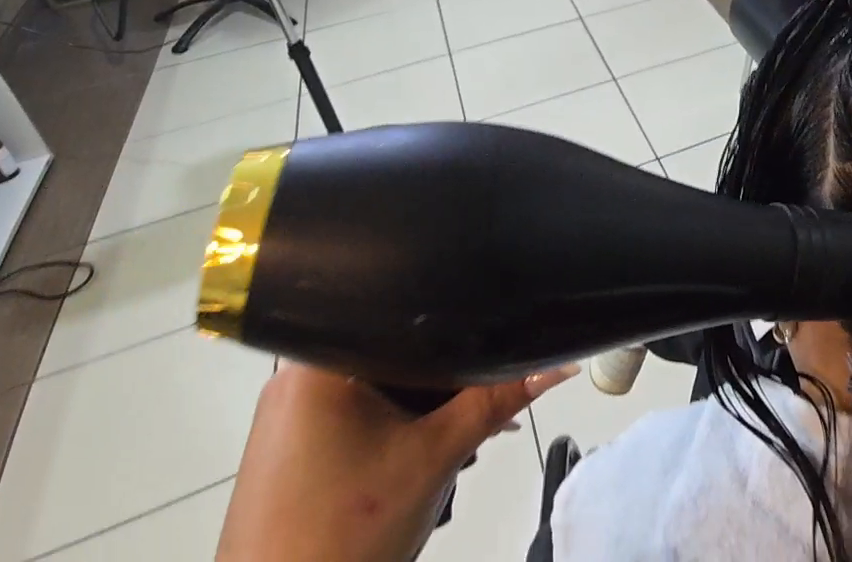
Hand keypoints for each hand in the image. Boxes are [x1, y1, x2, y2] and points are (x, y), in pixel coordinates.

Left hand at [217, 363, 577, 561]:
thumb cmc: (349, 530)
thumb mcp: (436, 457)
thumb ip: (497, 400)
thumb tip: (559, 365)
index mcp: (320, 363)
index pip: (410, 321)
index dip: (464, 327)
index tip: (508, 334)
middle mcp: (299, 376)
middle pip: (401, 354)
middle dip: (453, 377)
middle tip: (500, 394)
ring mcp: (292, 414)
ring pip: (386, 385)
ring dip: (431, 405)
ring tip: (474, 428)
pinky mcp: (295, 446)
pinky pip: (365, 412)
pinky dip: (403, 424)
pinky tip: (434, 447)